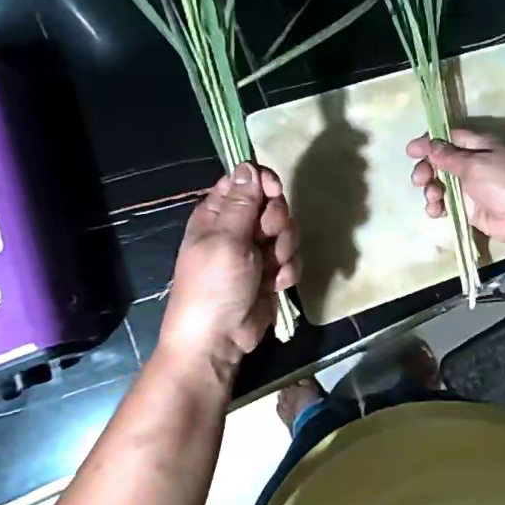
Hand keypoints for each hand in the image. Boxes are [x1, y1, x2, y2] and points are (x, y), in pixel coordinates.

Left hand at [155, 162, 297, 379]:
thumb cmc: (213, 286)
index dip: (264, 182)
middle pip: (272, 204)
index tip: (274, 193)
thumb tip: (248, 164)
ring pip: (286, 232)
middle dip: (278, 221)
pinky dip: (287, 271)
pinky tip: (276, 285)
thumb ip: (242, 203)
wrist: (218, 340)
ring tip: (272, 268)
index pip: (245, 181)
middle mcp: (237, 228)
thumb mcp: (226, 240)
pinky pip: (292, 259)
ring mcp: (256, 252)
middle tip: (268, 237)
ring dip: (285, 249)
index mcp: (217, 214)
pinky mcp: (272, 273)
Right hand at [406, 129, 504, 251]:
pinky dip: (437, 205)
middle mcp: (473, 163)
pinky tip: (436, 211)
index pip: (449, 138)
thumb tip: (430, 145)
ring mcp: (470, 186)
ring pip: (440, 182)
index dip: (429, 142)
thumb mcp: (475, 164)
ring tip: (434, 197)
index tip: (411, 151)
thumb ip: (449, 156)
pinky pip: (445, 202)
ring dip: (431, 189)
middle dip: (426, 169)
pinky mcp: (467, 207)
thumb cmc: (502, 183)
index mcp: (480, 145)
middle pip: (440, 161)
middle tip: (419, 179)